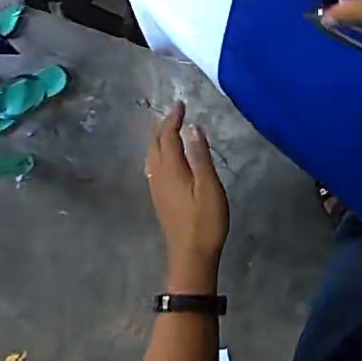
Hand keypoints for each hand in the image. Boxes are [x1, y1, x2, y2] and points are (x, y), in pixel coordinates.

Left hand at [145, 102, 228, 291]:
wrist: (190, 256)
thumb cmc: (205, 221)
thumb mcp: (209, 186)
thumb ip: (200, 156)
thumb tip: (192, 127)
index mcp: (170, 169)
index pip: (168, 136)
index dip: (173, 119)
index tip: (182, 104)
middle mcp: (158, 175)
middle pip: (155, 143)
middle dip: (164, 125)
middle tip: (177, 113)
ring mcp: (156, 188)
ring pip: (152, 155)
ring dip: (159, 138)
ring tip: (170, 128)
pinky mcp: (159, 197)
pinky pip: (153, 165)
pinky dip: (159, 152)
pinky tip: (166, 156)